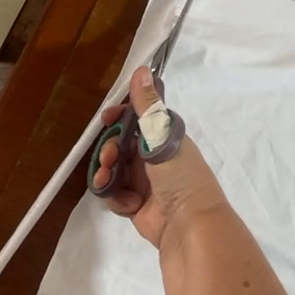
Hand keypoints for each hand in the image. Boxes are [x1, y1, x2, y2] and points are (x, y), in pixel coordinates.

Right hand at [95, 66, 227, 248]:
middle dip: (108, 150)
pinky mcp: (135, 204)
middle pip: (118, 145)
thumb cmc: (180, 177)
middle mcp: (154, 158)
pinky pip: (114, 194)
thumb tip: (142, 68)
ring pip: (112, 170)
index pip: (137, 119)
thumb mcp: (161, 138)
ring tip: (107, 181)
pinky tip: (126, 203)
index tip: (106, 119)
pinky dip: (116, 197)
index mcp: (164, 138)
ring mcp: (144, 182)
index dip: (119, 117)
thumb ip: (148, 107)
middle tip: (108, 158)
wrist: (188, 226)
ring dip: (106, 174)